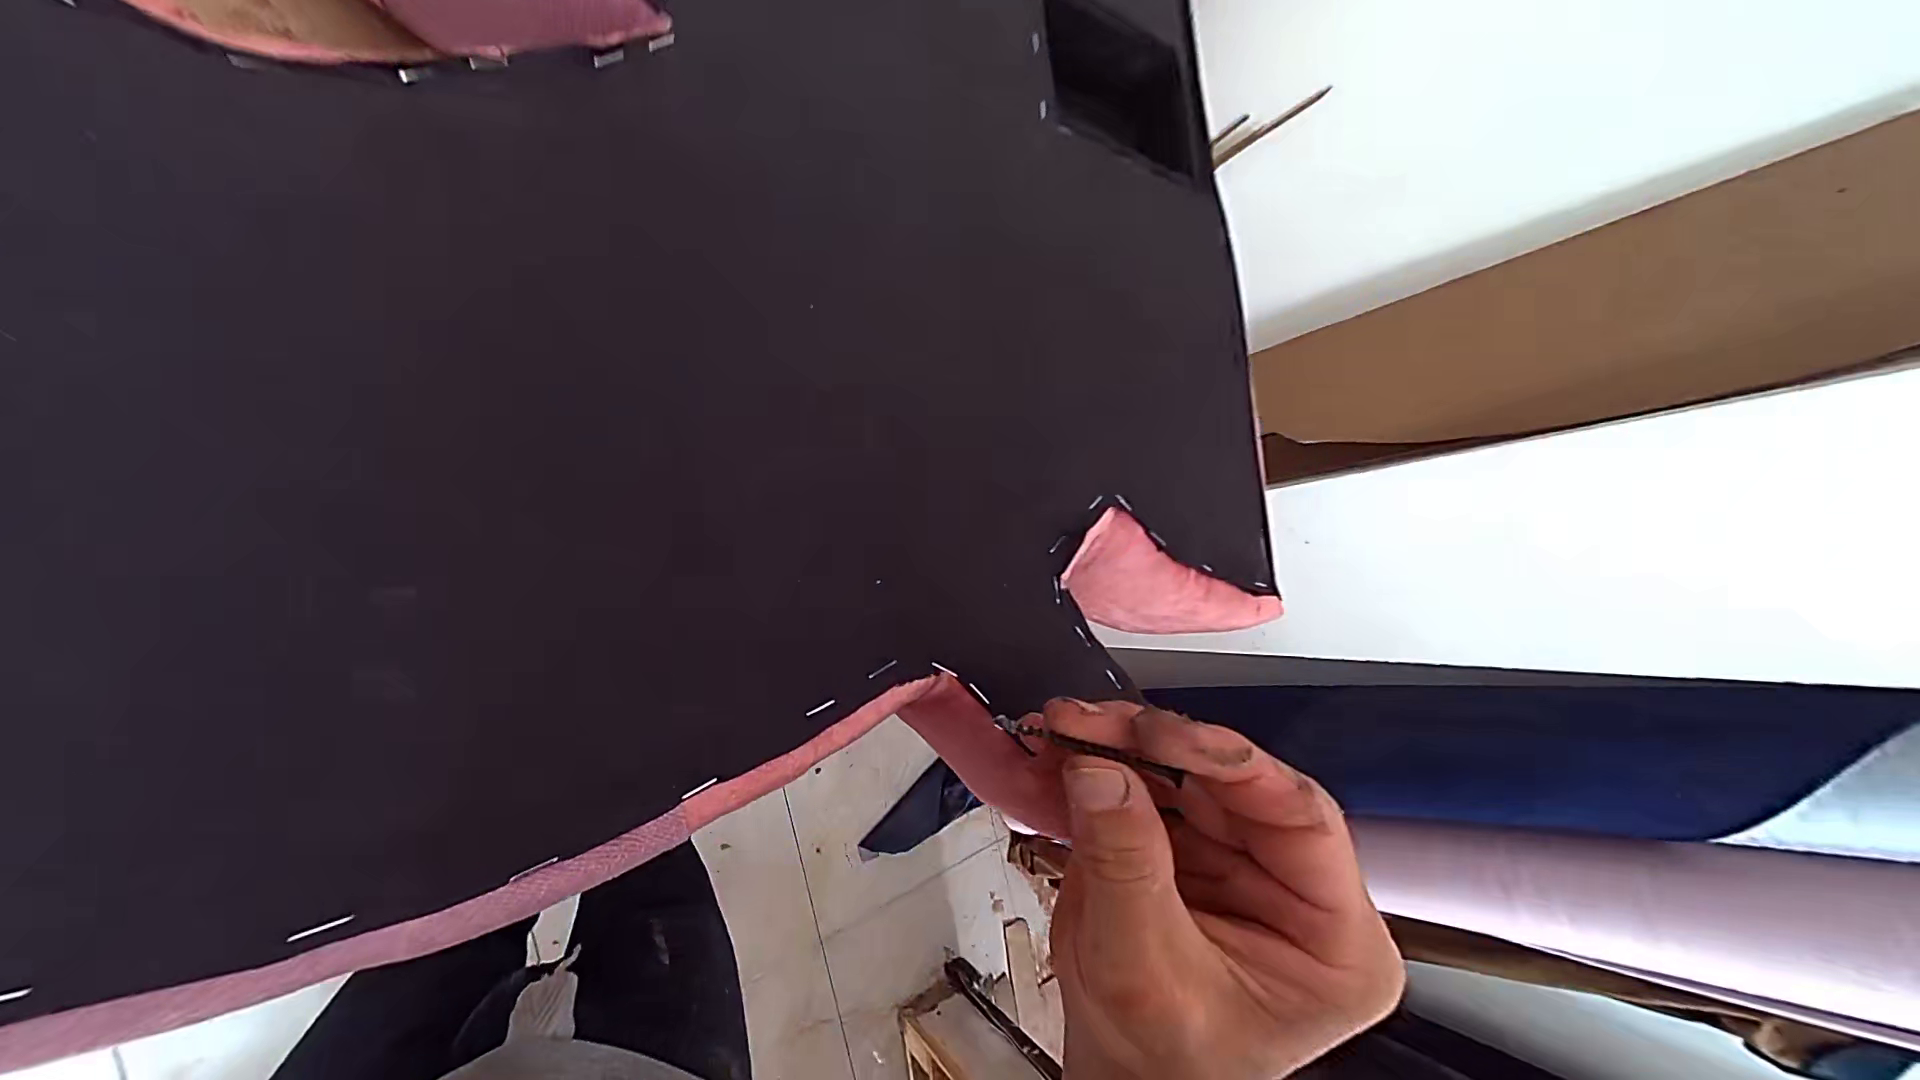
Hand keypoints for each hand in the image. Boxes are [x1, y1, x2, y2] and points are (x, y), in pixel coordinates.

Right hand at [1035, 699, 1402, 1079]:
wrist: (1117, 1073)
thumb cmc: (1156, 1058)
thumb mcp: (1141, 969)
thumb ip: (1123, 866)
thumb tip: (1099, 772)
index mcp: (1329, 934)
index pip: (1298, 815)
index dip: (1227, 761)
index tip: (1154, 732)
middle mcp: (1285, 881)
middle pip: (1224, 781)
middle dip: (1145, 744)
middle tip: (1085, 723)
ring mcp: (1229, 855)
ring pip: (1176, 771)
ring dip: (1112, 746)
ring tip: (1060, 732)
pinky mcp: (1179, 840)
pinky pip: (1139, 785)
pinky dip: (1093, 768)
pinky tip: (1058, 756)